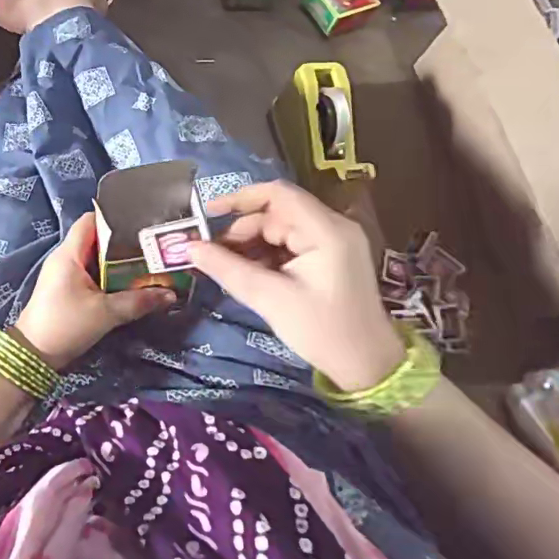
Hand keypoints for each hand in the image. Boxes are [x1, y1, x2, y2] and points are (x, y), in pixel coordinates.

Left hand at [14, 212, 175, 368]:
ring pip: (94, 257)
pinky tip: (128, 281)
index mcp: (69, 254)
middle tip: (150, 246)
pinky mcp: (66, 289)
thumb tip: (171, 294)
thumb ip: (139, 301)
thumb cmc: (66, 325)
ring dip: (116, 260)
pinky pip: (90, 273)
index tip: (140, 223)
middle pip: (96, 238)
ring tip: (146, 261)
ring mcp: (63, 274)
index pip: (90, 220)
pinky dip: (107, 274)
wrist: (34, 355)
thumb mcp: (106, 313)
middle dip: (122, 241)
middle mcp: (64, 258)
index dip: (114, 218)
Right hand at [186, 181, 404, 392]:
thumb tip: (191, 248)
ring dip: (253, 244)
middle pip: (277, 213)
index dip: (239, 199)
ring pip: (282, 229)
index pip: (277, 194)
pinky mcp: (331, 256)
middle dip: (242, 230)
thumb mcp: (269, 299)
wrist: (367, 364)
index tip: (207, 214)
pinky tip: (251, 273)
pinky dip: (268, 254)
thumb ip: (228, 268)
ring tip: (229, 267)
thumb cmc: (322, 331)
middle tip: (213, 255)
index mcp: (325, 231)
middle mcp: (333, 226)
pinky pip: (292, 244)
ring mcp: (334, 241)